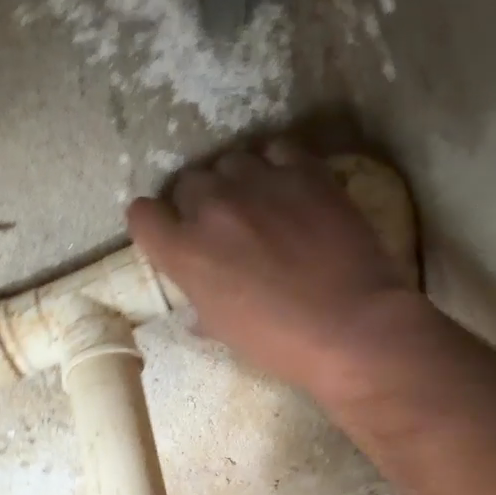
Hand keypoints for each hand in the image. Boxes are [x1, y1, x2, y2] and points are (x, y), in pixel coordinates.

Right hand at [127, 140, 431, 395]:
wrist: (353, 328)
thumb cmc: (282, 343)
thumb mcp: (224, 331)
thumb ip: (200, 303)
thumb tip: (198, 304)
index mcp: (185, 253)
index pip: (142, 215)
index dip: (154, 225)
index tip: (169, 235)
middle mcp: (213, 207)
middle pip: (188, 184)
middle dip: (199, 205)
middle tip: (224, 230)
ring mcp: (260, 183)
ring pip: (230, 162)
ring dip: (236, 183)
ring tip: (258, 207)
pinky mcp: (305, 172)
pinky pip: (276, 151)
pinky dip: (276, 167)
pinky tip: (288, 191)